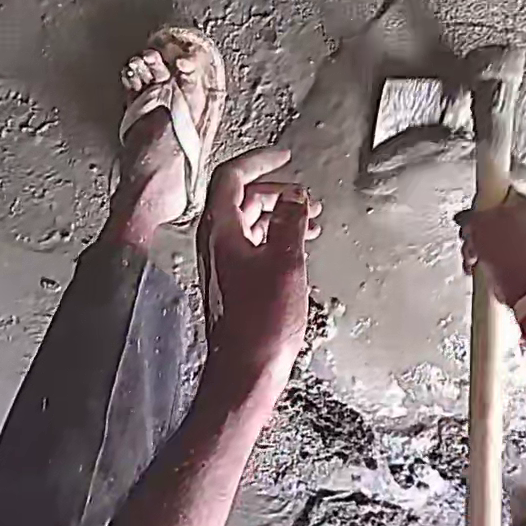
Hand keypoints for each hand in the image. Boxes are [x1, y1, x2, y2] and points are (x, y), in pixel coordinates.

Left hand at [199, 147, 321, 392]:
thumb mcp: (286, 262)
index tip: (284, 156)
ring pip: (249, 220)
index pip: (232, 177)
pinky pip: (252, 241)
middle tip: (307, 197)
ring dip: (280, 213)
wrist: (245, 369)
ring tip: (311, 219)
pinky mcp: (232, 277)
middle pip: (242, 197)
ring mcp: (222, 260)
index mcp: (221, 230)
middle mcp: (215, 241)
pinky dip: (275, 234)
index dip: (259, 161)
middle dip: (277, 191)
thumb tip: (297, 196)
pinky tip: (298, 243)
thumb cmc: (262, 322)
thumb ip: (291, 221)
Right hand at [456, 187, 525, 307]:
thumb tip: (466, 212)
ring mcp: (517, 238)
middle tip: (470, 234)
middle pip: (486, 215)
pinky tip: (475, 263)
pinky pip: (489, 249)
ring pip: (485, 234)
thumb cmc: (508, 254)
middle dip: (473, 228)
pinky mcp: (511, 255)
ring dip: (473, 245)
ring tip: (473, 254)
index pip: (495, 192)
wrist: (520, 286)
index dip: (479, 201)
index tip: (471, 208)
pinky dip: (479, 256)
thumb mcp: (480, 224)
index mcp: (521, 205)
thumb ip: (471, 214)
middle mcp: (522, 220)